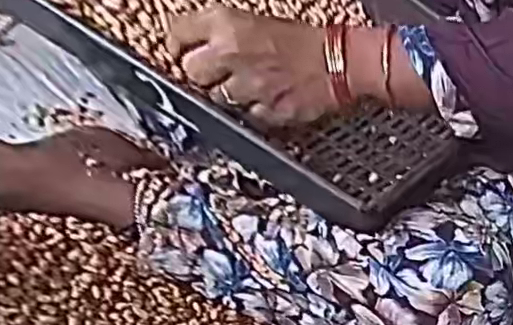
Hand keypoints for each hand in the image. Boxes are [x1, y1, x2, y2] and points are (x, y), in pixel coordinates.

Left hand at [170, 6, 333, 129]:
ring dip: (228, 96)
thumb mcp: (250, 21)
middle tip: (214, 75)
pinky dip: (253, 112)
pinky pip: (248, 117)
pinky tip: (263, 102)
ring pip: (219, 99)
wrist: (335, 63)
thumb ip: (219, 33)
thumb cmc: (298, 41)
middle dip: (201, 75)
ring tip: (244, 89)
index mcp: (223, 23)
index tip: (181, 53)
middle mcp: (231, 54)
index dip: (178, 46)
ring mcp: (250, 86)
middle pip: (192, 72)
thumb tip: (197, 48)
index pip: (177, 35)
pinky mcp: (269, 112)